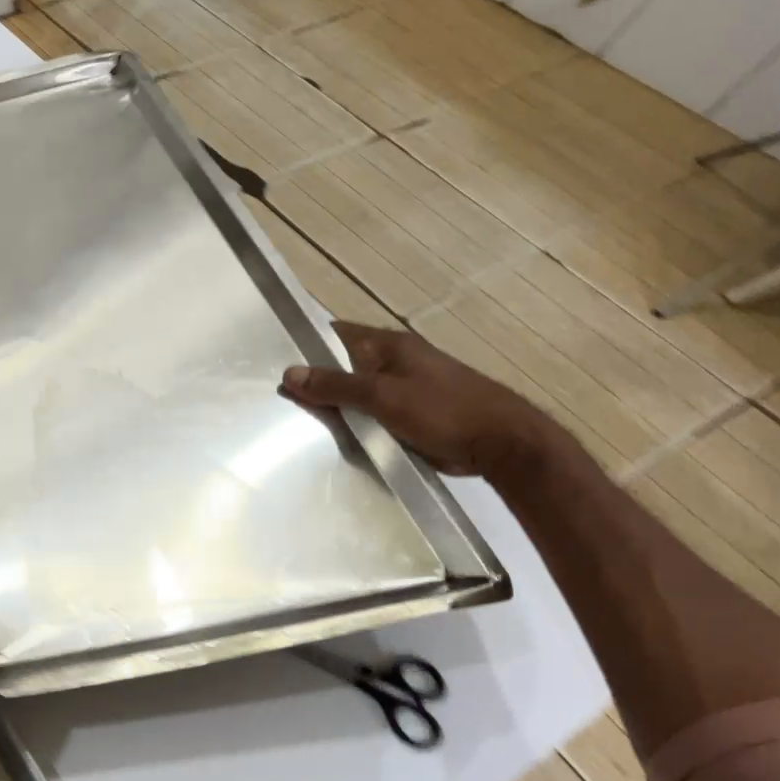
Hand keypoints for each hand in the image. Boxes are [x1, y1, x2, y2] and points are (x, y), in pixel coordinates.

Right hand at [281, 322, 561, 479]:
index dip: (306, 342)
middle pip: (343, 365)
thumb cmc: (444, 411)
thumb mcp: (382, 396)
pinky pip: (373, 414)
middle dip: (316, 379)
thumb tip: (289, 372)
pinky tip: (338, 436)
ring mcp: (407, 388)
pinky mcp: (414, 415)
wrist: (506, 447)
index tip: (273, 357)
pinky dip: (357, 422)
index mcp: (391, 345)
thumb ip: (335, 385)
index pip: (336, 333)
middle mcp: (397, 361)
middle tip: (281, 396)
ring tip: (301, 419)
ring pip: (357, 393)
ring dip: (336, 404)